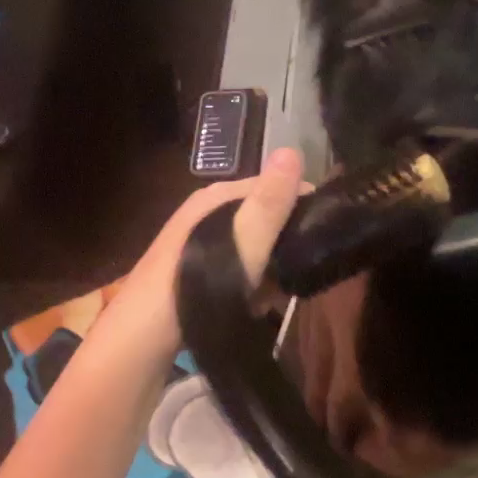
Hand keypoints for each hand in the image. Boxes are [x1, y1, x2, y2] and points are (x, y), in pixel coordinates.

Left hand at [109, 147, 306, 353]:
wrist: (152, 327)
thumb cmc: (206, 276)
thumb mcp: (247, 235)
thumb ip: (271, 199)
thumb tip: (293, 150)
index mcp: (218, 195)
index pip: (274, 185)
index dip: (303, 204)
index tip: (325, 233)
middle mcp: (207, 212)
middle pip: (264, 218)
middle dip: (287, 242)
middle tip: (305, 270)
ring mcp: (200, 244)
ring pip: (254, 247)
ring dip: (272, 269)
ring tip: (283, 293)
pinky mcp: (197, 272)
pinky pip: (239, 270)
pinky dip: (253, 285)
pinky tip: (257, 305)